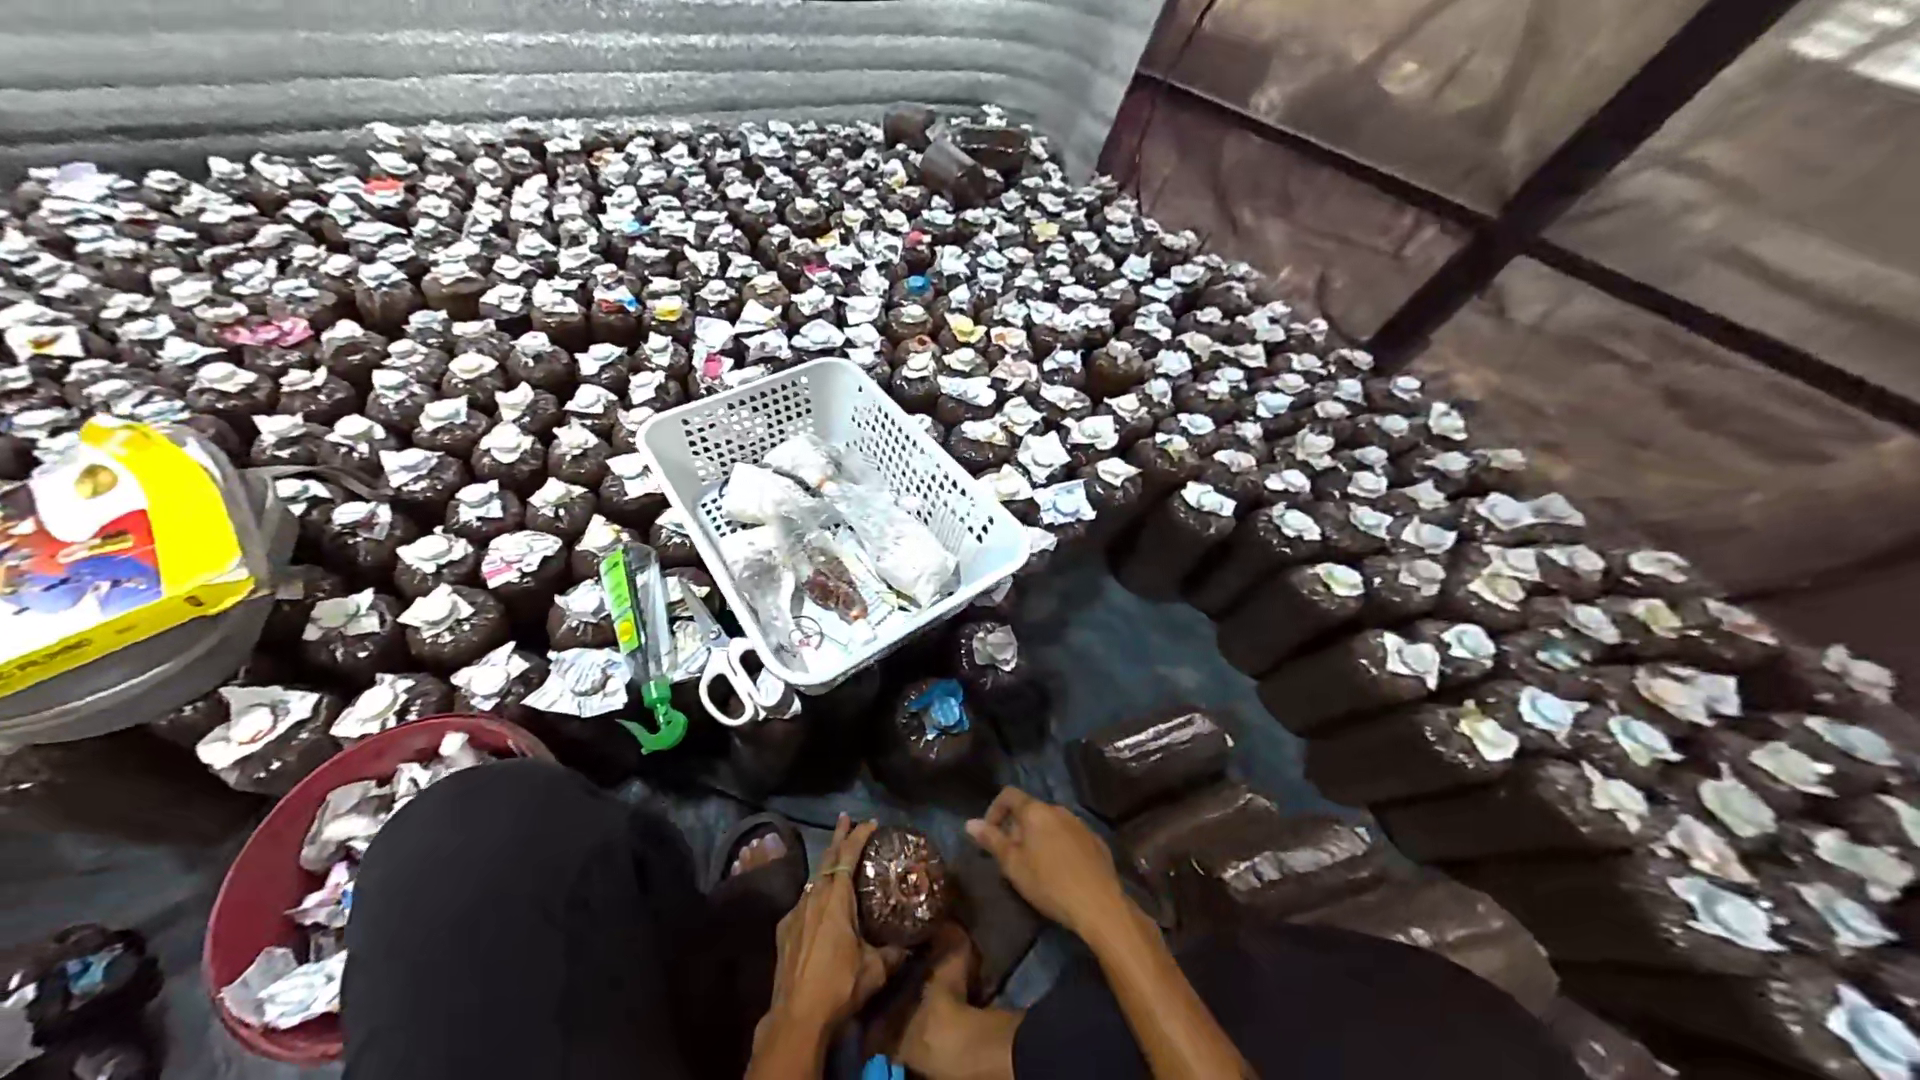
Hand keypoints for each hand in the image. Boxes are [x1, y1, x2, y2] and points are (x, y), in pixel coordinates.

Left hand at [760, 815, 907, 1044]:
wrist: (796, 1018)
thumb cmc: (840, 985)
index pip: (847, 856)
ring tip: (836, 859)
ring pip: (813, 879)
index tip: (869, 822)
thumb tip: (914, 944)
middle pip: (826, 858)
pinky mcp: (784, 931)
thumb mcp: (876, 969)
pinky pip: (803, 901)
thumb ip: (895, 952)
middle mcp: (813, 898)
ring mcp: (794, 913)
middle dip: (838, 837)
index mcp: (836, 899)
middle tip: (845, 818)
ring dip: (826, 865)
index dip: (858, 836)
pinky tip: (819, 903)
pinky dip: (815, 892)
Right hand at [966, 787, 1130, 937]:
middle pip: (1030, 810)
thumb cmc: (1048, 883)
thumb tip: (970, 823)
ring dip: (1037, 837)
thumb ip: (991, 840)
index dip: (994, 810)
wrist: (1099, 904)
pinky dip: (1058, 845)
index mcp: (1036, 811)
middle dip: (1016, 828)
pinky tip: (1060, 871)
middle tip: (1011, 858)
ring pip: (1050, 823)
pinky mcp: (1096, 841)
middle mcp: (1059, 810)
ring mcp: (1080, 824)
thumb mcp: (1013, 864)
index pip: (1009, 794)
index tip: (989, 834)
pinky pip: (1069, 836)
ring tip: (1035, 866)